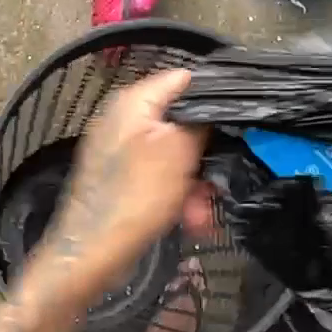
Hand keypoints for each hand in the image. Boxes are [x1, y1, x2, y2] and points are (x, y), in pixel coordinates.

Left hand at [27, 70, 207, 302]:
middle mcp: (123, 122)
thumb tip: (215, 108)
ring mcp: (120, 154)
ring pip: (174, 158)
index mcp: (132, 102)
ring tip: (201, 215)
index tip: (239, 120)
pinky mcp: (121, 183)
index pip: (184, 79)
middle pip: (181, 125)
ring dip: (195, 185)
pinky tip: (189, 221)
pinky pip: (159, 181)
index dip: (216, 96)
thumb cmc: (135, 196)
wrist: (92, 252)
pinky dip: (176, 197)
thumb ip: (200, 121)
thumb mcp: (178, 150)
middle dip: (205, 156)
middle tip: (219, 182)